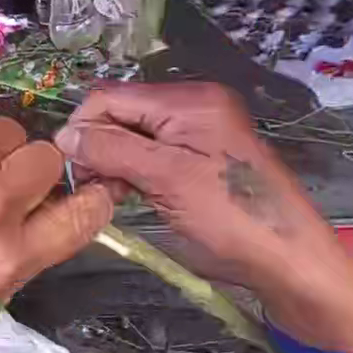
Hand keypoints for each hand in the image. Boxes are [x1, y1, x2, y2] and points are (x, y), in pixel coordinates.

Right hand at [54, 83, 352, 352]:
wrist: (288, 257)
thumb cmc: (230, 217)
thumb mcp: (166, 179)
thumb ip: (113, 150)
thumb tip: (63, 135)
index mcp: (188, 99)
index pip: (111, 96)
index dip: (83, 128)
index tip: (70, 170)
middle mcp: (194, 104)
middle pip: (124, 113)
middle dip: (100, 147)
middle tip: (93, 189)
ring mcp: (201, 129)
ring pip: (136, 135)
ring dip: (116, 162)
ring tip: (112, 196)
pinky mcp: (203, 155)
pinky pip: (155, 151)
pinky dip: (137, 170)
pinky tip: (132, 193)